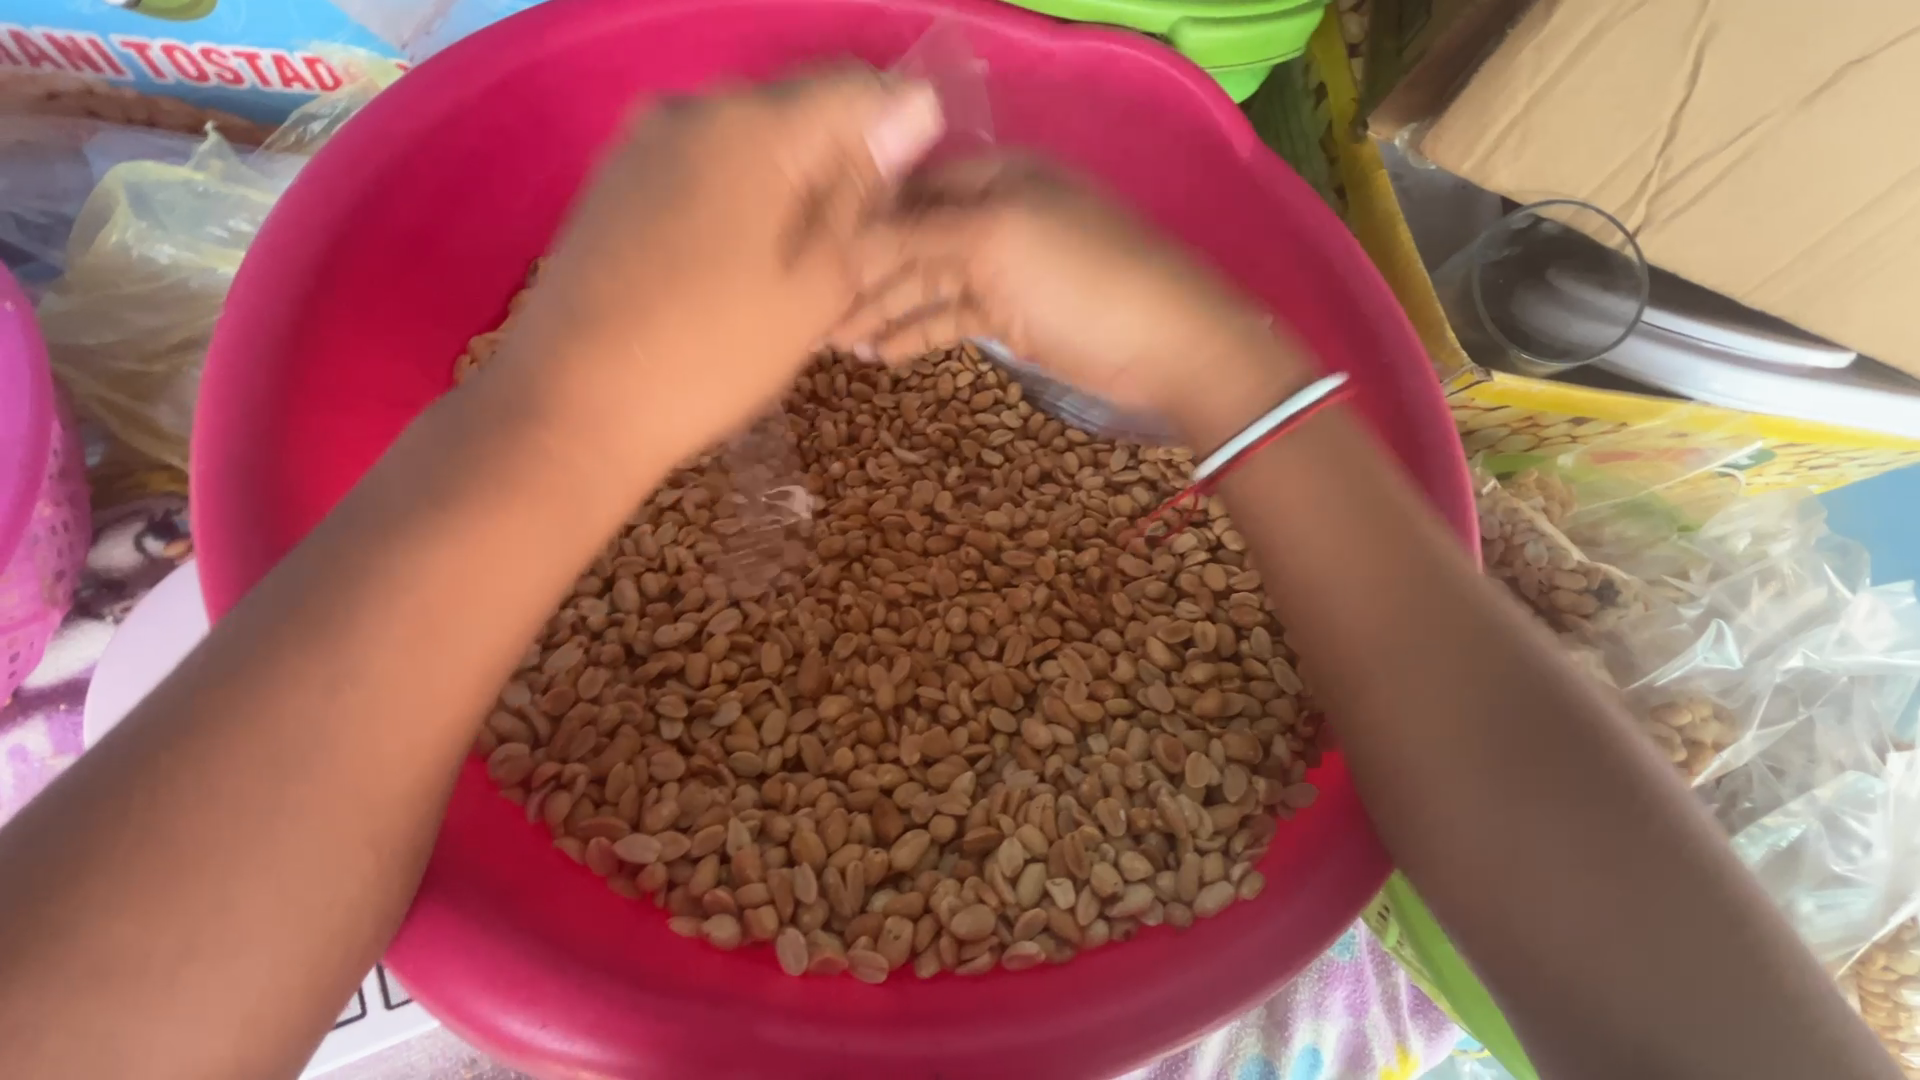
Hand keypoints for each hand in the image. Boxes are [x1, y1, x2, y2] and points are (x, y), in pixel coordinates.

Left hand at [480, 71, 943, 485]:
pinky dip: (739, 200)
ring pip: (747, 143)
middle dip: (839, 166)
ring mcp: (642, 142)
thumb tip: (908, 117)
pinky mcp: (614, 179)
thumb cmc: (712, 356)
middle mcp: (692, 109)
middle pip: (795, 113)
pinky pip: (702, 168)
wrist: (573, 403)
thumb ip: (861, 197)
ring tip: (794, 269)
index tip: (907, 193)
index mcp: (752, 129)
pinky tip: (737, 266)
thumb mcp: (813, 289)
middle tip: (852, 249)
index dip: (896, 129)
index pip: (852, 89)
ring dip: (789, 188)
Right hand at [828, 157, 1308, 444]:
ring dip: (881, 310)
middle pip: (912, 240)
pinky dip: (916, 334)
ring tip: (831, 341)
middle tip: (808, 312)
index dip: (859, 219)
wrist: (1165, 344)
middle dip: (861, 274)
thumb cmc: (1081, 279)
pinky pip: (950, 319)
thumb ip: (919, 237)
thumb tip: (848, 239)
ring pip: (926, 285)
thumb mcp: (995, 241)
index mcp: (993, 178)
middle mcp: (992, 216)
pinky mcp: (1011, 317)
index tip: (807, 253)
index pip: (909, 189)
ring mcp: (1002, 270)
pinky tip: (878, 354)